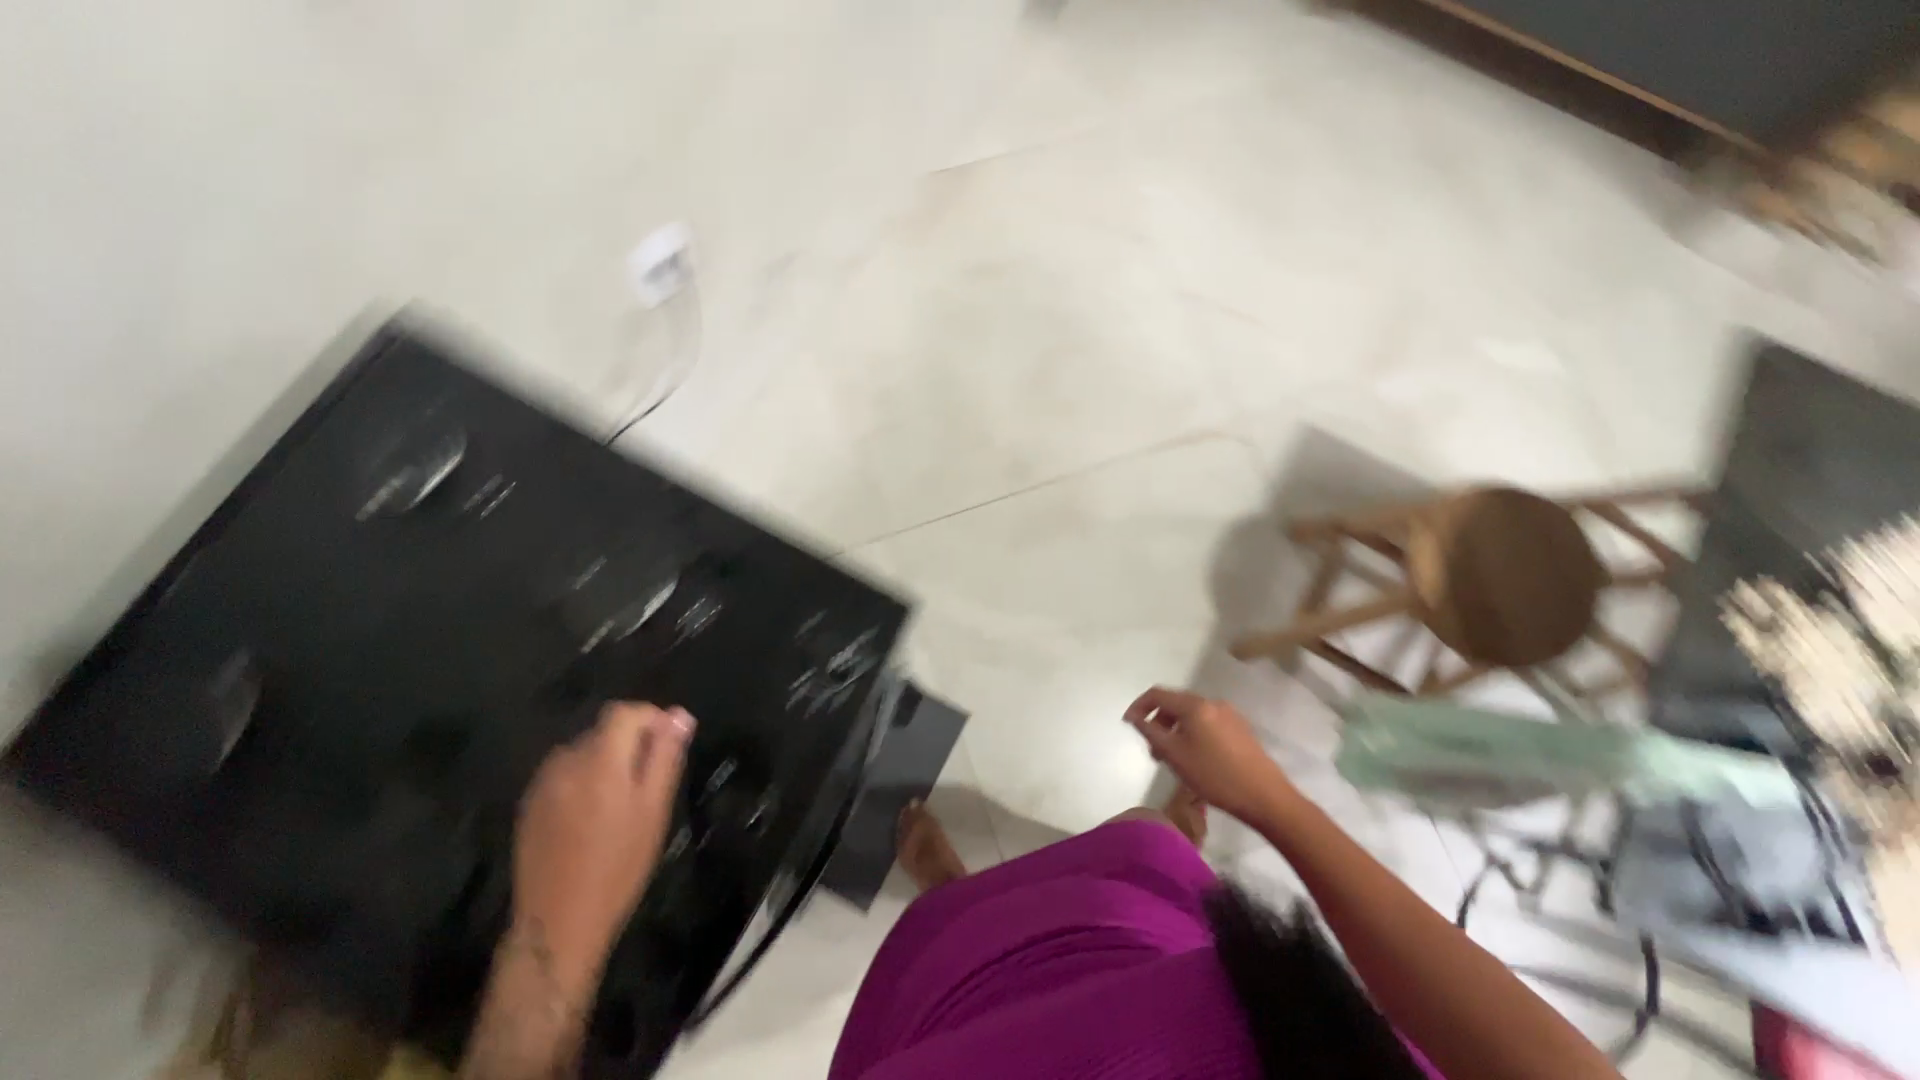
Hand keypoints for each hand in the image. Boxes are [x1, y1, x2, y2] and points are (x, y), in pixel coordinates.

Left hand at [511, 702, 693, 989]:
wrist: (559, 921)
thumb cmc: (619, 867)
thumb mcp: (653, 811)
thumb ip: (665, 757)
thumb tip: (679, 715)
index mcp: (600, 761)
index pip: (625, 713)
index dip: (651, 718)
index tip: (669, 744)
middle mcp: (566, 762)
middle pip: (603, 731)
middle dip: (629, 744)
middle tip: (649, 782)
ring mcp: (542, 783)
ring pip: (582, 752)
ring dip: (605, 761)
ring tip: (620, 802)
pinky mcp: (529, 804)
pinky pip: (563, 775)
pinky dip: (582, 781)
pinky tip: (590, 817)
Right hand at [1123, 687, 1294, 823]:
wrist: (1264, 796)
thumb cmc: (1214, 775)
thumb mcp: (1174, 755)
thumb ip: (1151, 732)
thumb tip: (1135, 717)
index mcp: (1195, 705)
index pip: (1157, 694)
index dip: (1139, 706)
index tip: (1129, 726)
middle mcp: (1212, 703)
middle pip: (1175, 703)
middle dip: (1158, 722)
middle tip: (1153, 751)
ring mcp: (1229, 714)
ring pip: (1192, 715)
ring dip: (1175, 730)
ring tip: (1173, 758)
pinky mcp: (1240, 728)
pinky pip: (1207, 723)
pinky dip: (1193, 733)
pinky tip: (1195, 758)